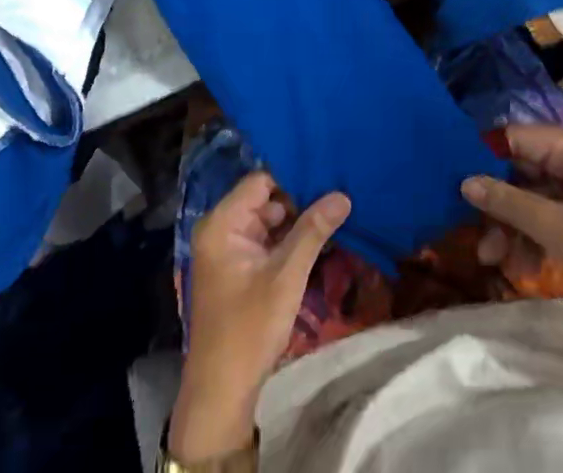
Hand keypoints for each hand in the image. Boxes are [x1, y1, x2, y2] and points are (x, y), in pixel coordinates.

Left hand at [171, 172, 349, 461]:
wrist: (222, 387)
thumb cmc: (249, 327)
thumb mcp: (286, 276)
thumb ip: (312, 231)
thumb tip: (342, 194)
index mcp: (222, 223)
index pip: (260, 182)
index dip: (293, 178)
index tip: (329, 175)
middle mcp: (221, 228)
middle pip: (265, 200)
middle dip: (300, 200)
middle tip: (341, 195)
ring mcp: (229, 249)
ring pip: (268, 221)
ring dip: (298, 222)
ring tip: (338, 212)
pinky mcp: (238, 267)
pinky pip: (266, 241)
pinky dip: (289, 241)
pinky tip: (320, 239)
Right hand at [462, 125, 562, 317]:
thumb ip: (511, 204)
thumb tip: (465, 183)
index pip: (514, 138)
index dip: (482, 158)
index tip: (452, 183)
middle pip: (521, 169)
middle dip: (499, 207)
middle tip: (479, 240)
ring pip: (533, 194)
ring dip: (514, 227)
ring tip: (498, 262)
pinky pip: (551, 210)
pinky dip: (536, 234)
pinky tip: (524, 266)